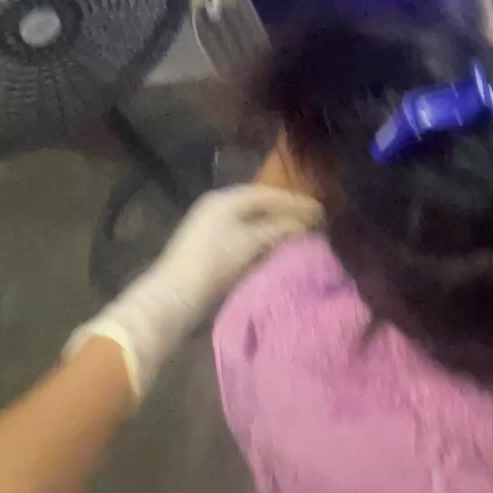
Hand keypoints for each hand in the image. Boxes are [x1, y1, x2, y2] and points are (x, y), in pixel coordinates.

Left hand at [67, 184, 320, 398]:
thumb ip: (280, 228)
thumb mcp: (251, 242)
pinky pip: (245, 235)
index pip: (269, 194)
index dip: (295, 202)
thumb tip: (306, 223)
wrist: (171, 299)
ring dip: (276, 227)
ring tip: (300, 235)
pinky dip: (263, 239)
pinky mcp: (210, 248)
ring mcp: (211, 227)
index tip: (320, 210)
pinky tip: (277, 248)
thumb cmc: (212, 263)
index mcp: (226, 199)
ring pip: (253, 221)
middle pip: (261, 205)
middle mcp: (217, 207)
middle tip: (314, 221)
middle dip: (287, 213)